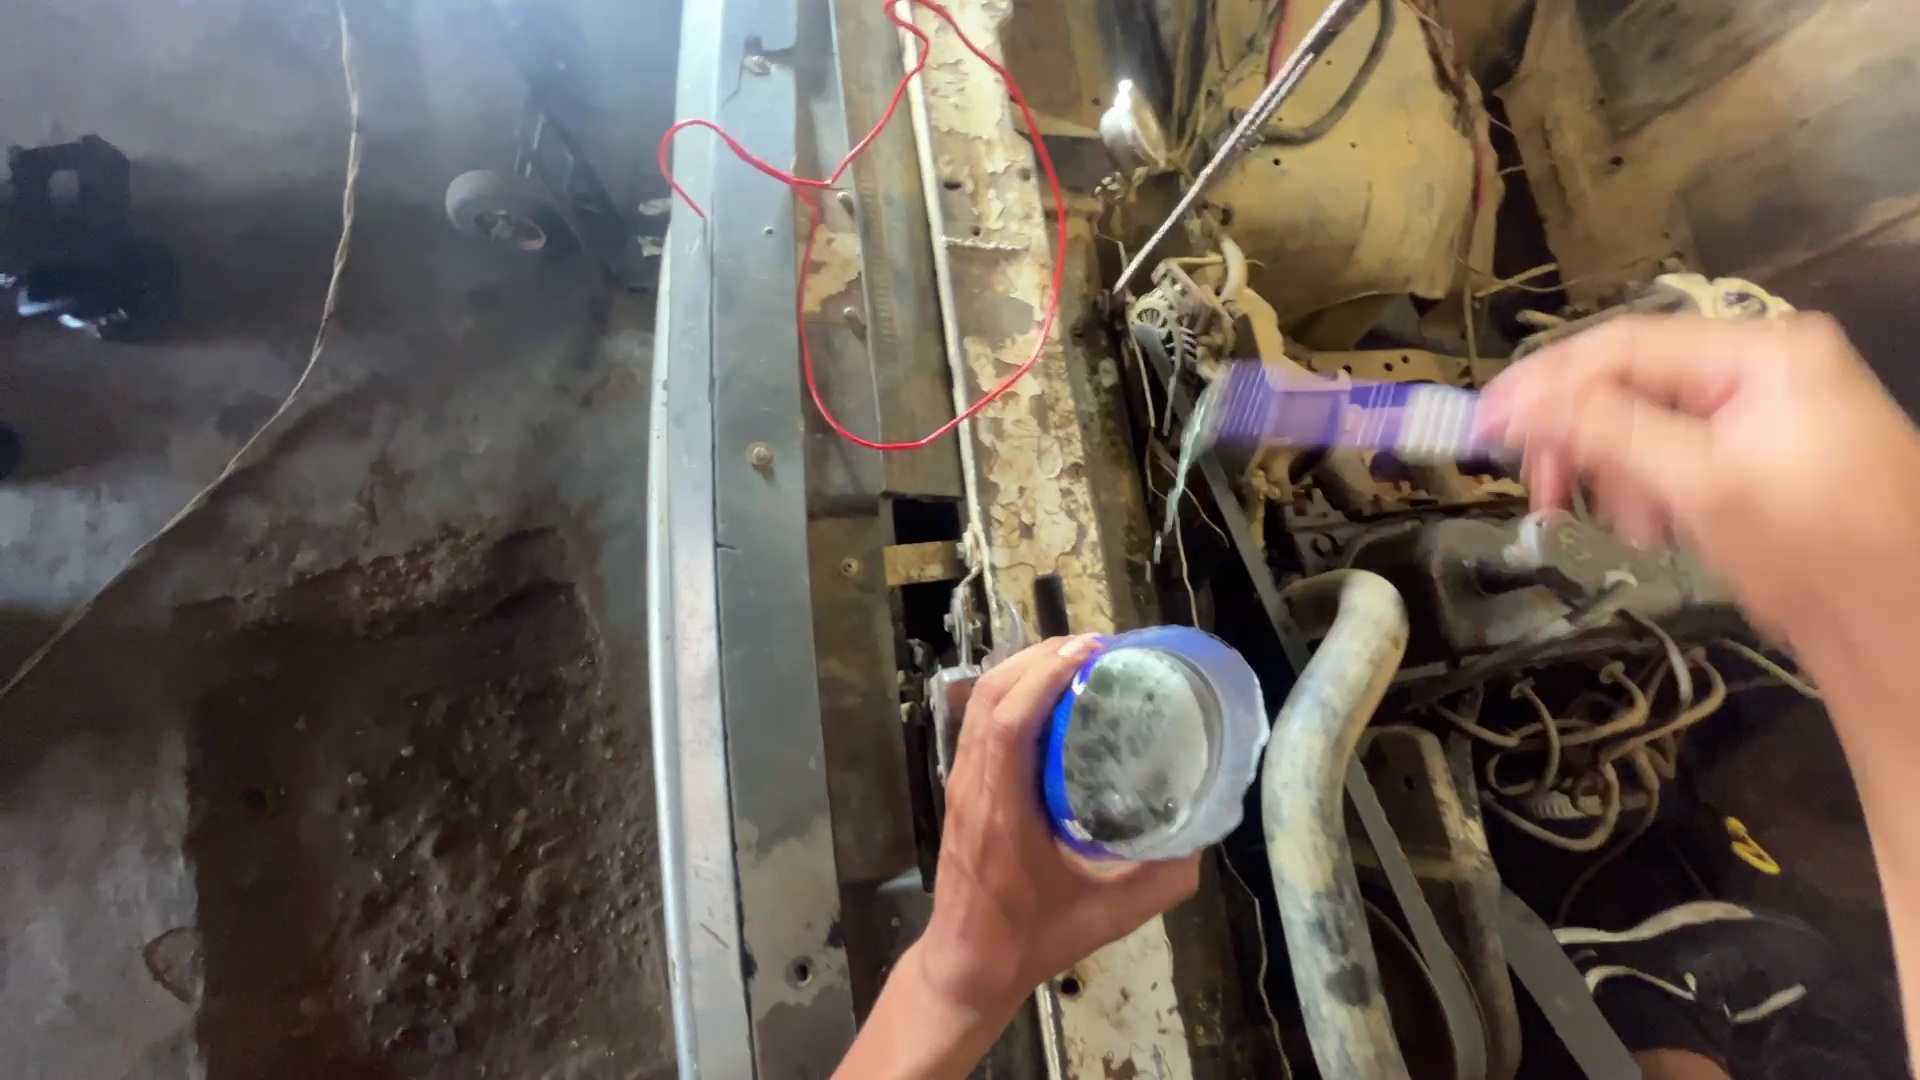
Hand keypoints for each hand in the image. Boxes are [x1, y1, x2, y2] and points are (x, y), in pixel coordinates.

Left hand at [914, 634, 1200, 1013]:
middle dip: (1037, 658)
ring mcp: (960, 780)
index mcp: (1002, 811)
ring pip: (979, 701)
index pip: (1009, 723)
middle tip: (1091, 647)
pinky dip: (1010, 690)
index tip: (1089, 652)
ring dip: (1022, 668)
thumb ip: (1160, 878)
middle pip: (990, 695)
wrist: (967, 963)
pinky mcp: (961, 783)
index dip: (1044, 677)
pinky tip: (1047, 693)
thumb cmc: (1033, 939)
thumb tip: (1199, 833)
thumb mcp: (1109, 915)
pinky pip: (979, 718)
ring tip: (1072, 658)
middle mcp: (974, 784)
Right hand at [1475, 313, 1919, 648]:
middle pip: (1614, 385)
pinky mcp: (1723, 453)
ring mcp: (1735, 413)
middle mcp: (1744, 371)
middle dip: (1567, 437)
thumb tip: (1515, 408)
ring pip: (1619, 423)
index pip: (1619, 346)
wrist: (1889, 617)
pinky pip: (1642, 454)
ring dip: (1594, 470)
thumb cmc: (1818, 544)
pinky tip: (1638, 523)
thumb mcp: (1697, 480)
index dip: (1542, 381)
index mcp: (1757, 354)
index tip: (1486, 418)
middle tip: (1537, 482)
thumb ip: (1600, 432)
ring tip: (1594, 513)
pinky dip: (1622, 489)